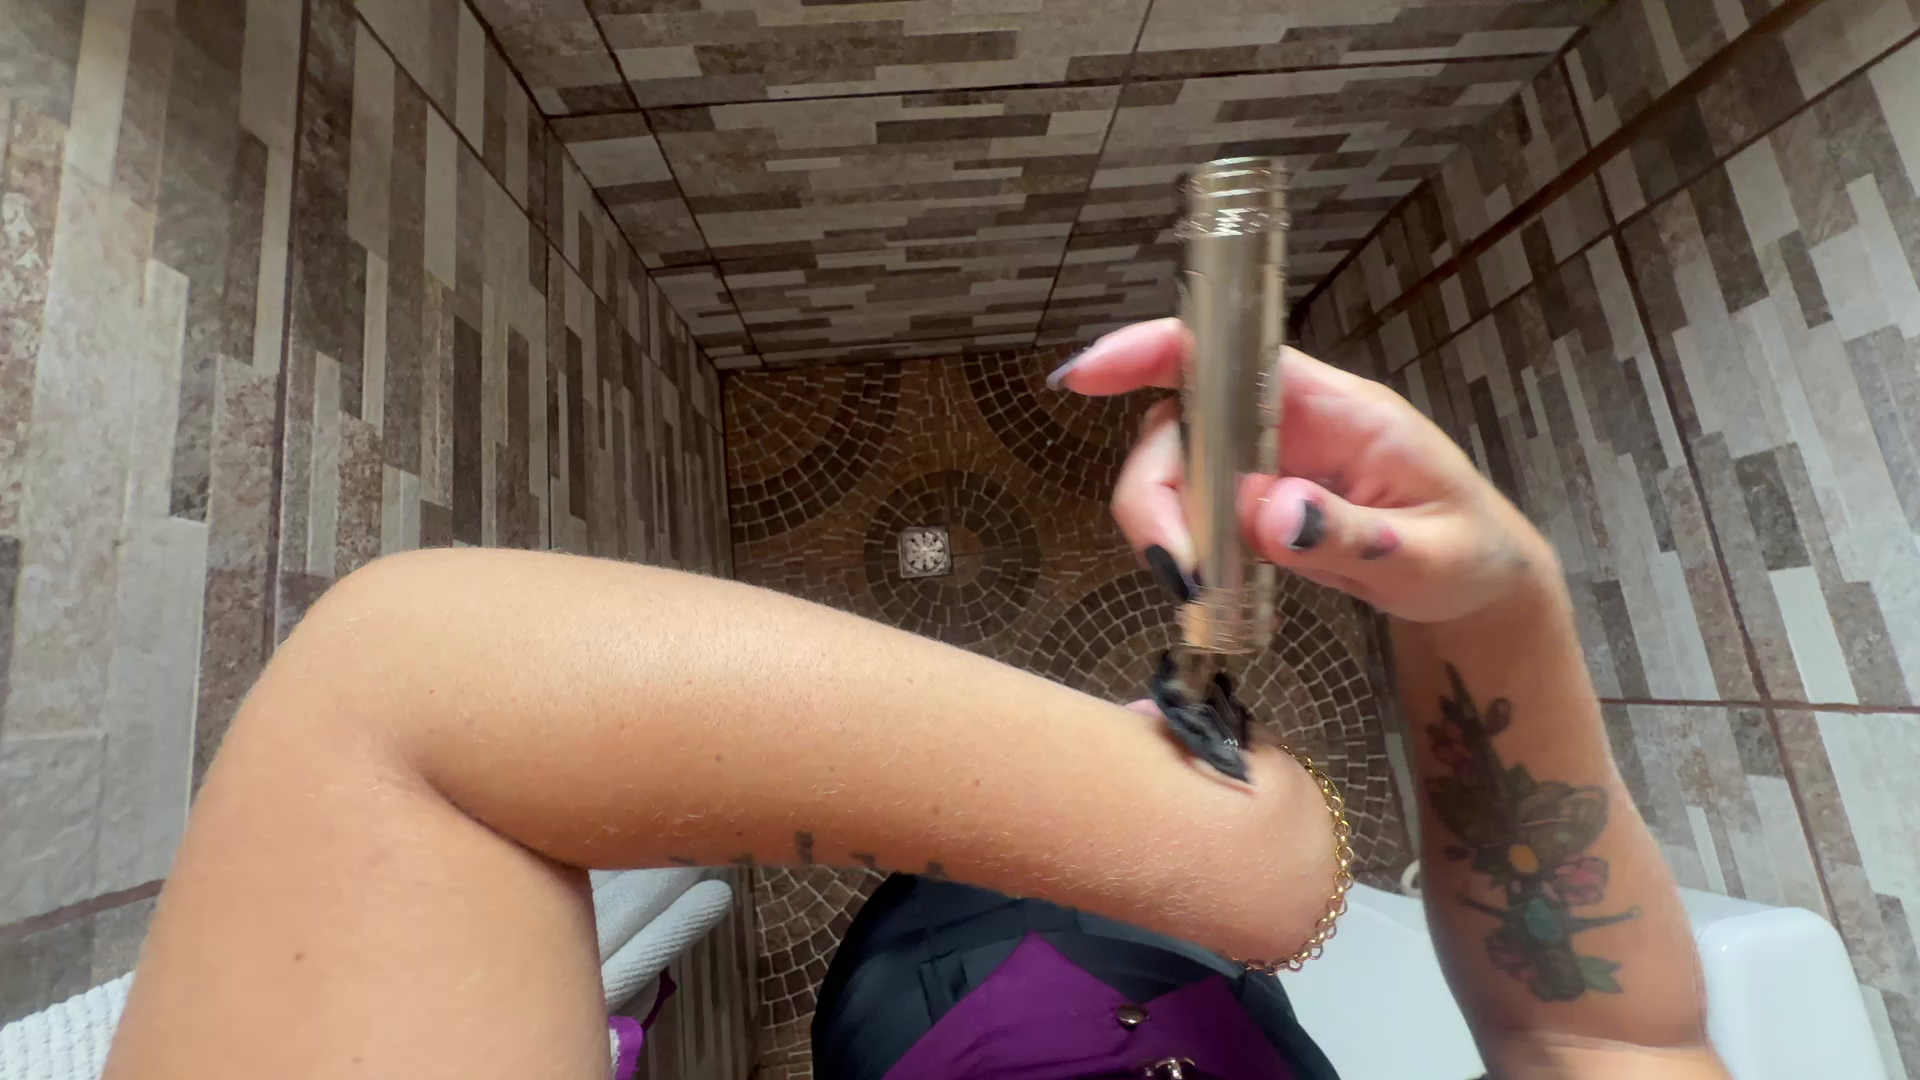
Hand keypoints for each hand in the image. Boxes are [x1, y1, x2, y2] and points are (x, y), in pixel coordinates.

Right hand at [1051, 318, 1554, 622]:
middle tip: (1179, 572)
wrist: (1467, 584)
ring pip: (1168, 472)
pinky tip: (1207, 590)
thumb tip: (1265, 514)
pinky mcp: (1242, 500)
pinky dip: (1179, 550)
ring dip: (1162, 529)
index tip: (1085, 379)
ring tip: (1200, 593)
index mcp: (1329, 406)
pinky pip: (1185, 511)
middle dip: (1153, 496)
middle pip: (1174, 427)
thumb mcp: (1432, 556)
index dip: (1146, 351)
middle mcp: (1277, 423)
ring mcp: (1255, 462)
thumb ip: (1354, 536)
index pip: (1225, 354)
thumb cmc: (1468, 554)